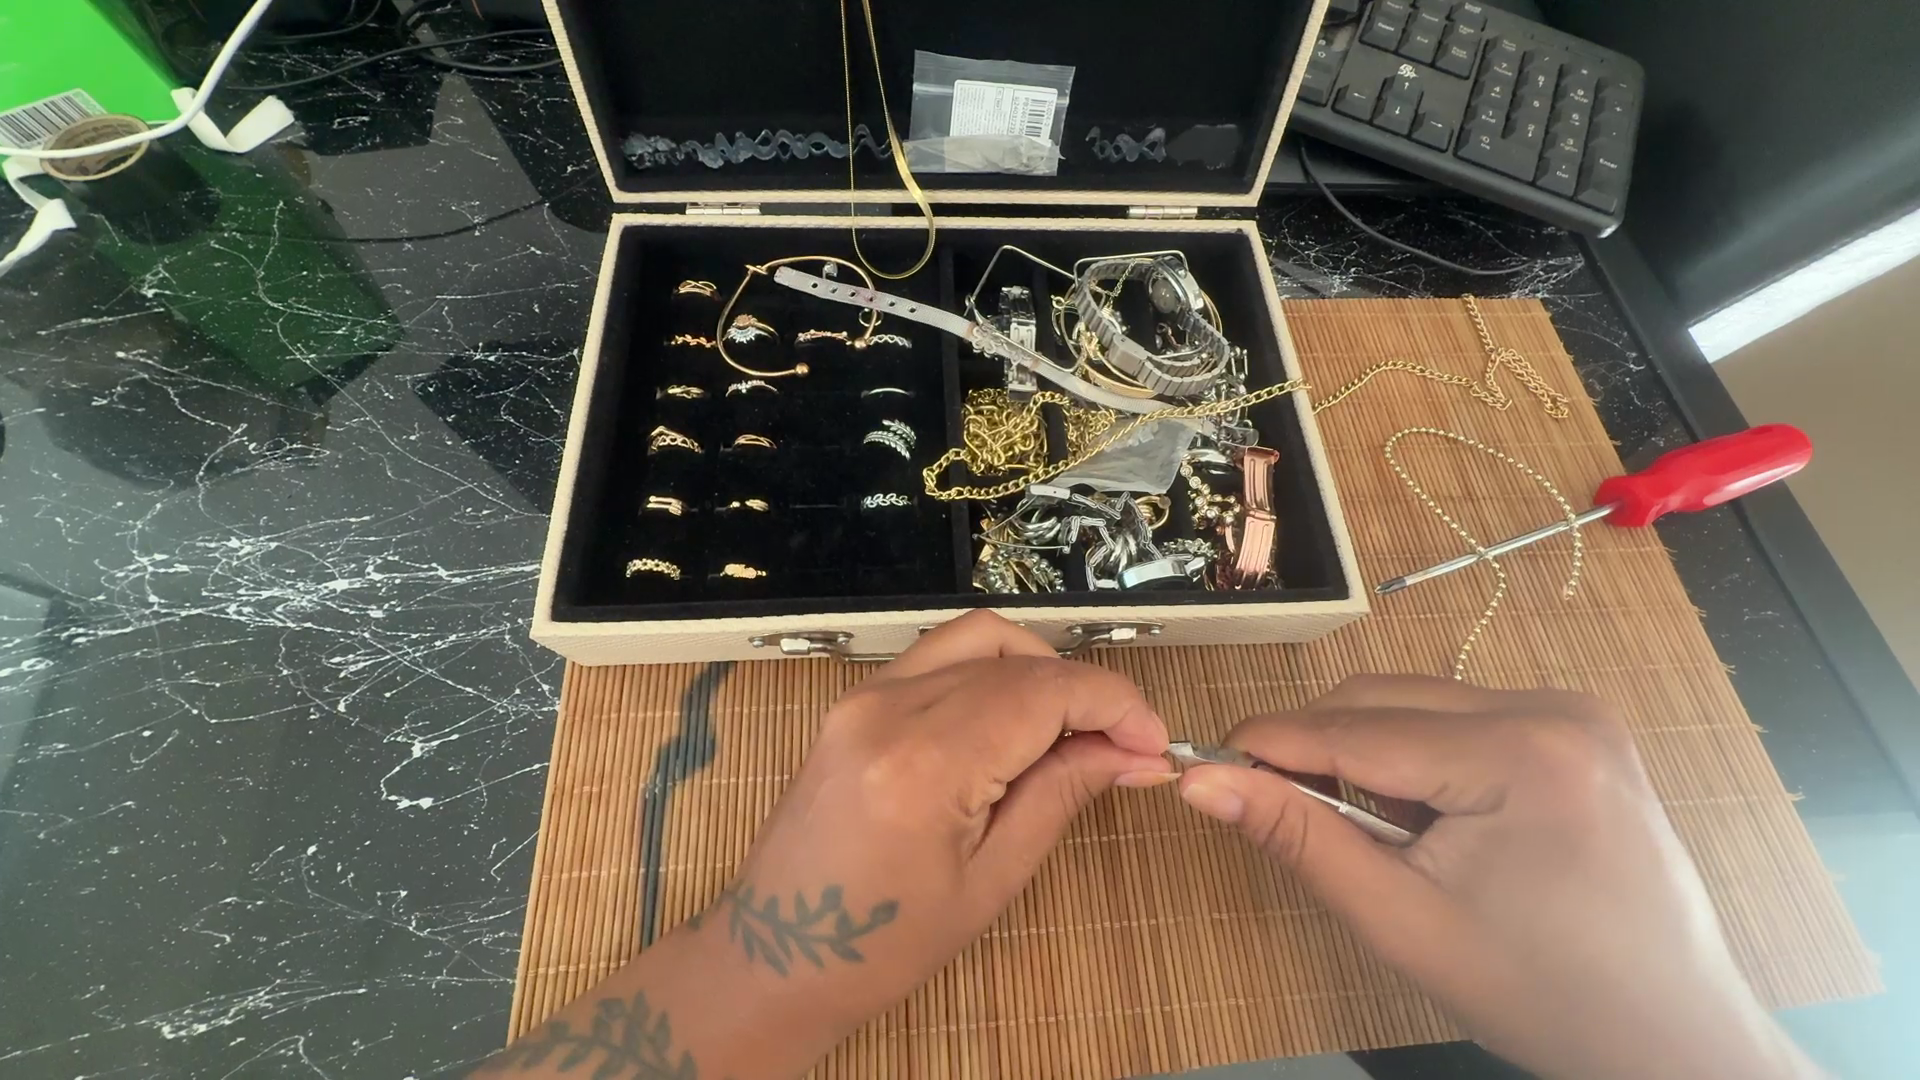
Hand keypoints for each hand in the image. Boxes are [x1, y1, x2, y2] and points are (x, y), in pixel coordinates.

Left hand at [689, 611, 1173, 1075]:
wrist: (778, 952)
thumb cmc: (886, 943)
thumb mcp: (991, 880)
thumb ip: (1063, 793)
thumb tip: (1135, 753)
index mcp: (924, 763)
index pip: (1043, 691)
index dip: (1114, 702)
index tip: (1153, 740)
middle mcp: (889, 707)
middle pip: (1016, 661)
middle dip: (1084, 691)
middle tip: (1121, 744)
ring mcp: (864, 693)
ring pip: (979, 637)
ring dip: (1040, 667)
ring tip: (1070, 725)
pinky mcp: (855, 695)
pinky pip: (940, 652)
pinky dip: (993, 666)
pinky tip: (1013, 713)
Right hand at [1177, 675, 1821, 1079]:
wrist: (1677, 1041)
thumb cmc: (1537, 993)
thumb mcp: (1398, 920)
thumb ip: (1295, 837)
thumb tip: (1200, 783)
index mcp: (1522, 755)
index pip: (1352, 730)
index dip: (1266, 745)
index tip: (1203, 766)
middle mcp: (1550, 707)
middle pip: (1375, 701)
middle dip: (1314, 750)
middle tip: (1290, 814)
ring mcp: (1568, 708)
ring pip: (1404, 700)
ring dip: (1359, 750)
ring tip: (1376, 828)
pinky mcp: (1569, 722)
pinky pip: (1445, 713)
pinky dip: (1406, 752)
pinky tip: (1425, 813)